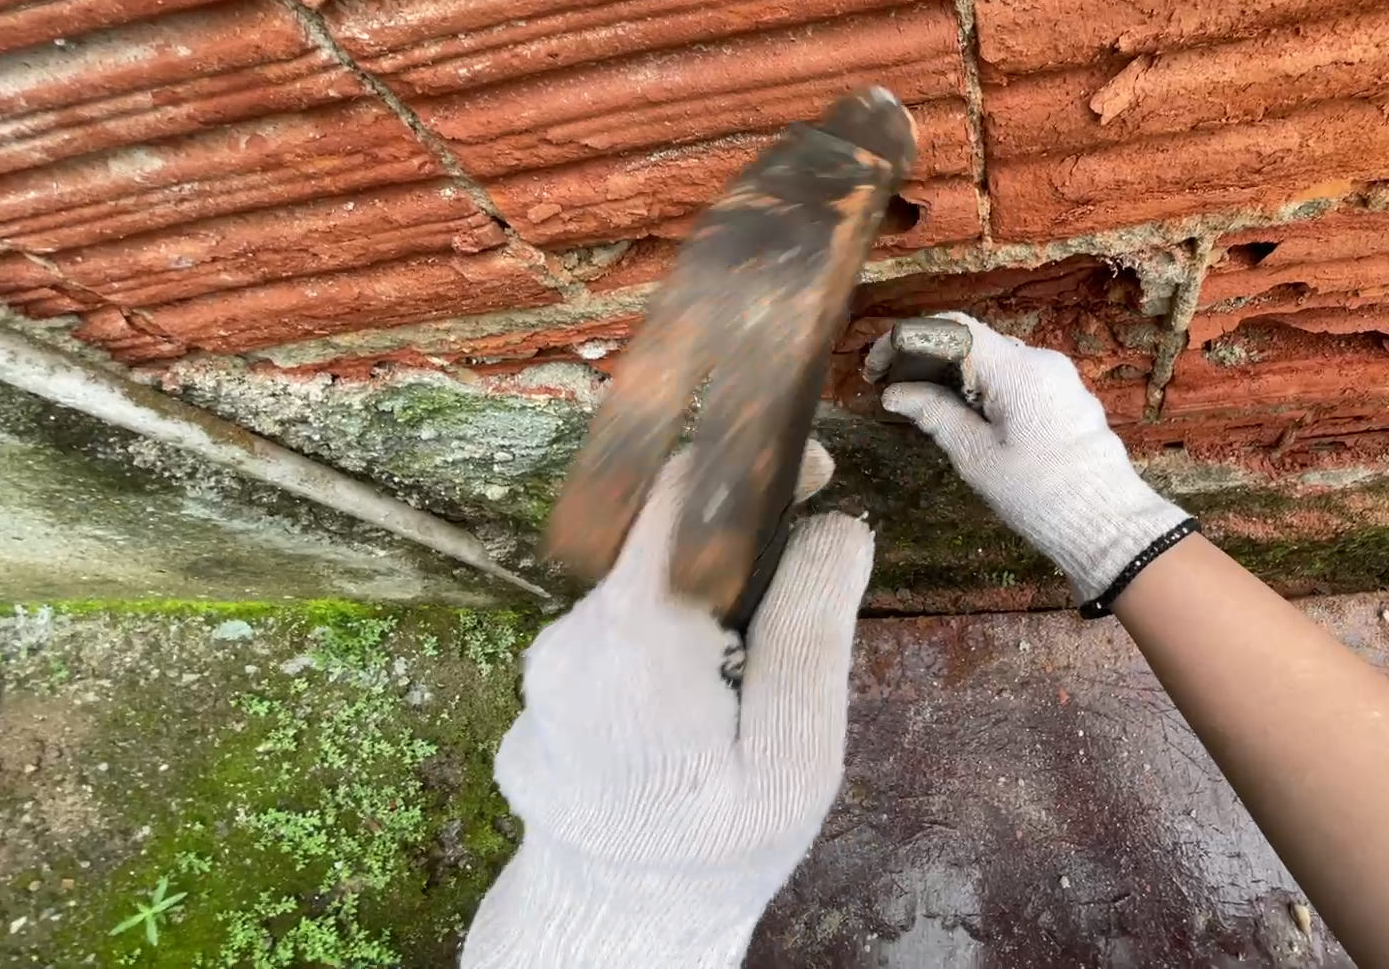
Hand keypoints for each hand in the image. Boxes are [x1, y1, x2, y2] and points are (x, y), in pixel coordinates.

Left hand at [463, 445, 871, 968]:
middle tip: (807, 564)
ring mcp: (553, 657)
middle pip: (670, 535)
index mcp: (634, 644)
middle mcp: (573, 636)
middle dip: (746, 533)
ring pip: (654, 576)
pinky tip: (713, 682)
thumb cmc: (718, 845)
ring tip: (760, 657)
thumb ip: (812, 630)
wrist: (614, 923)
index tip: (809, 469)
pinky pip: (631, 615)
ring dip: (716, 586)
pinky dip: (683, 619)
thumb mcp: (796, 750)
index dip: (749, 466)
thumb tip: (836, 524)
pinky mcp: (555, 674)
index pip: (677, 498)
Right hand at [871, 312, 1189, 609]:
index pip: (954, 329)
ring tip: (925, 407)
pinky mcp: (1066, 398)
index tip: (878, 366)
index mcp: (1018, 370)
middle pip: (974, 343)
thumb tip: (896, 393)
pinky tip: (966, 418)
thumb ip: (936, 415)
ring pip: (995, 362)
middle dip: (929, 360)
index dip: (908, 340)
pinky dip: (984, 390)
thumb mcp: (976, 457)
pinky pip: (1017, 380)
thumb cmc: (1039, 494)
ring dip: (956, 377)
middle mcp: (1042, 361)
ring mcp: (1059, 378)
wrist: (1109, 526)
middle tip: (894, 389)